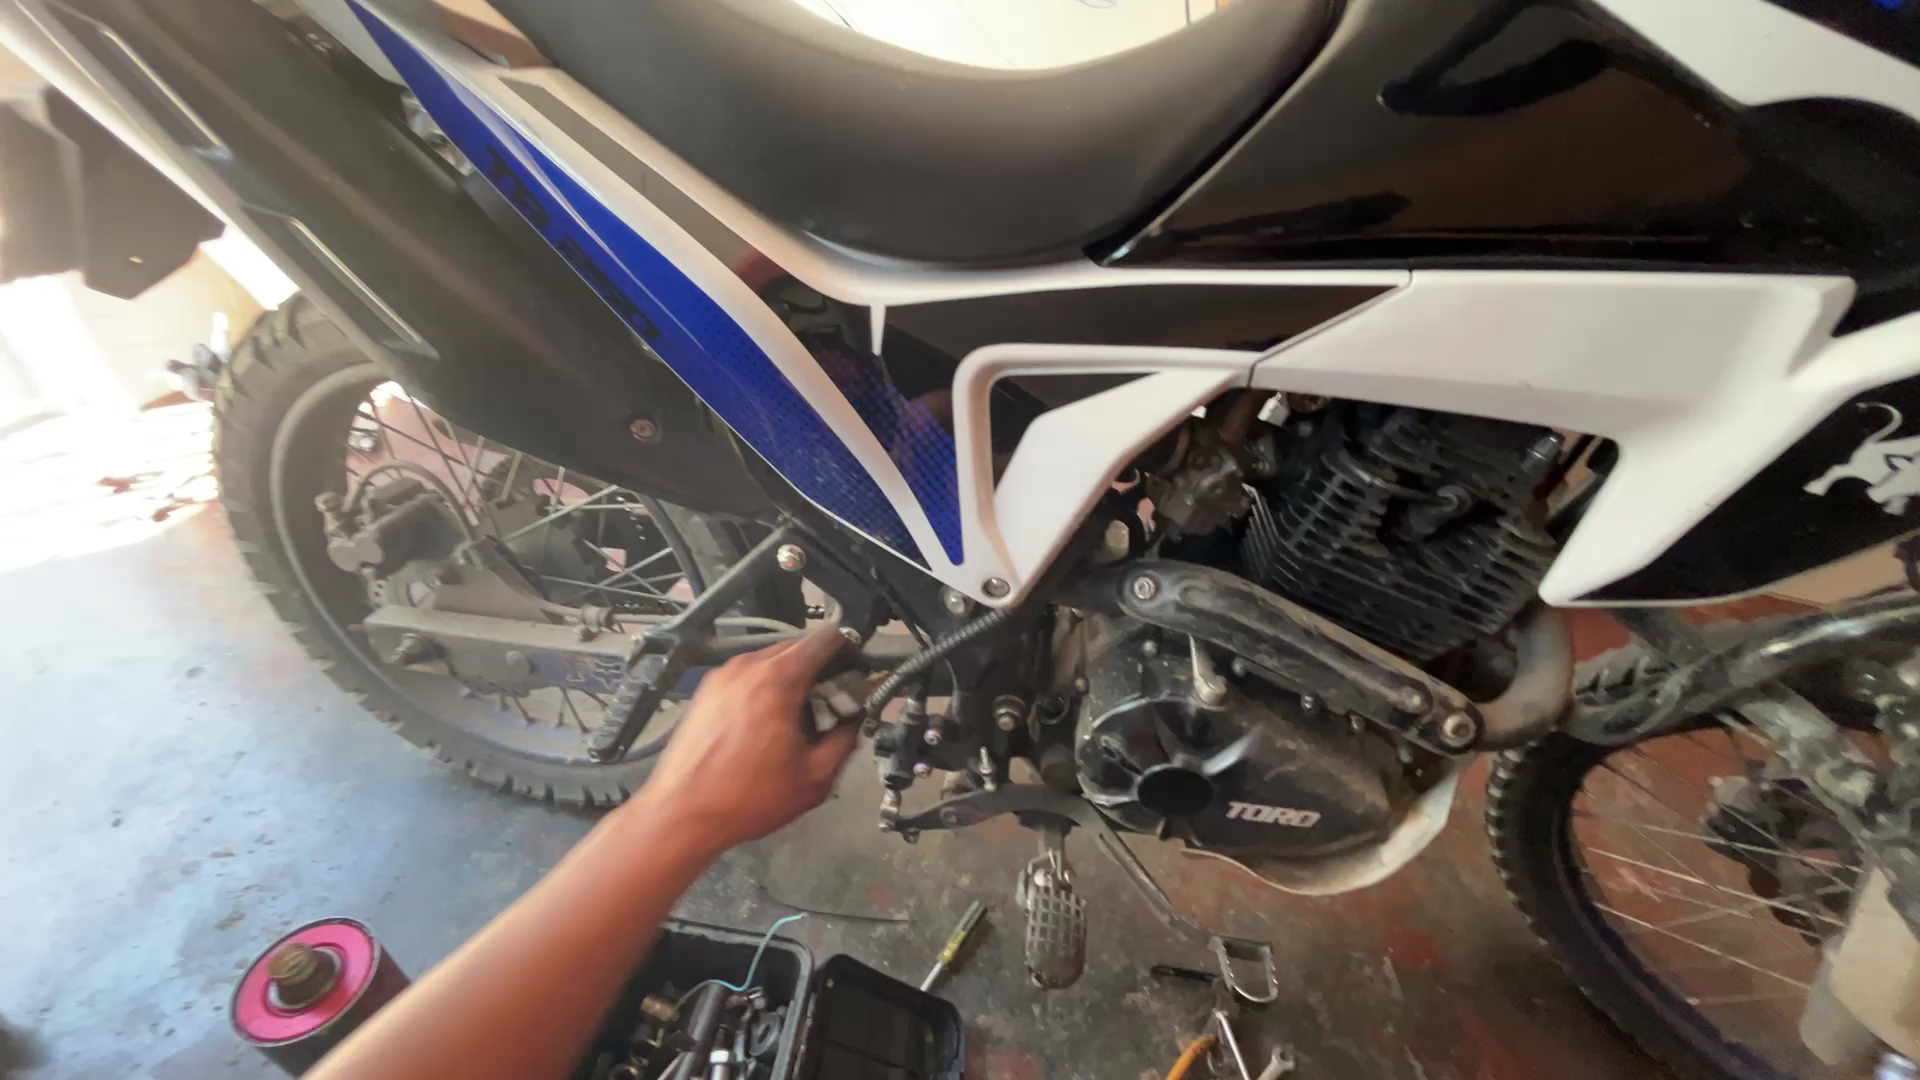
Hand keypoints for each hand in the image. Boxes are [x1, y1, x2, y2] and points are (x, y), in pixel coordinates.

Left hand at [630, 624, 858, 853]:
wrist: (680, 814)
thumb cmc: (747, 797)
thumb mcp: (814, 778)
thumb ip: (845, 741)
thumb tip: (855, 722)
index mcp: (779, 679)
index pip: (824, 638)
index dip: (848, 647)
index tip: (857, 666)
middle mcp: (749, 666)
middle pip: (798, 646)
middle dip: (821, 666)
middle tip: (832, 698)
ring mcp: (723, 675)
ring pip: (772, 659)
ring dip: (793, 676)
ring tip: (800, 712)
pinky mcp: (707, 690)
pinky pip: (749, 674)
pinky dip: (766, 685)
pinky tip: (769, 720)